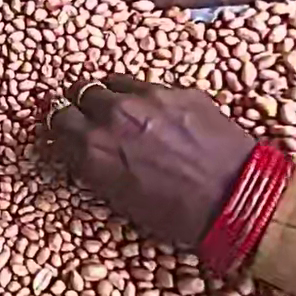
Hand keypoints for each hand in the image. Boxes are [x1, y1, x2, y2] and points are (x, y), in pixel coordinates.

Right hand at [48, 75, 256, 246]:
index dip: (61, 124)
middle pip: (79, 92)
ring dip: (110, 95)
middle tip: (88, 114)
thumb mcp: (119, 197)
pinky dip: (145, 98)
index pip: (58, 119)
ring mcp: (147, 98)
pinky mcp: (178, 90)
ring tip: (121, 110)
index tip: (66, 128)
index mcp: (93, 148)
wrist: (236, 199)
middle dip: (81, 103)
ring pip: (111, 82)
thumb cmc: (176, 212)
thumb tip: (83, 150)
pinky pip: (148, 86)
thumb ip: (94, 165)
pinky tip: (158, 114)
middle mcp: (113, 116)